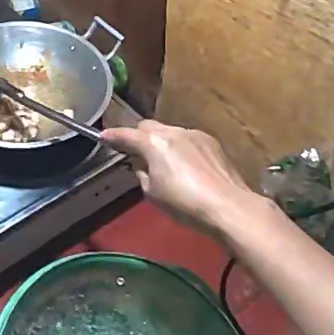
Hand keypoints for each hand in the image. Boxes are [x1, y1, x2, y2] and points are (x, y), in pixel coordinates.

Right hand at [101, 121, 274, 237]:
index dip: (112, 136)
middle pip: (147, 126)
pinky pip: (188, 140)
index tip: (103, 138)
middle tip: (136, 154)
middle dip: (139, 137)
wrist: (230, 208)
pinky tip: (188, 167)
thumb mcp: (151, 193)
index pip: (125, 134)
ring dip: (161, 142)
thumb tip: (143, 165)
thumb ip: (141, 172)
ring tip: (165, 163)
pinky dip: (181, 148)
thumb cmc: (185, 204)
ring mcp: (194, 135)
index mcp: (152, 143)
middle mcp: (172, 132)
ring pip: (169, 132)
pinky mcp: (212, 143)